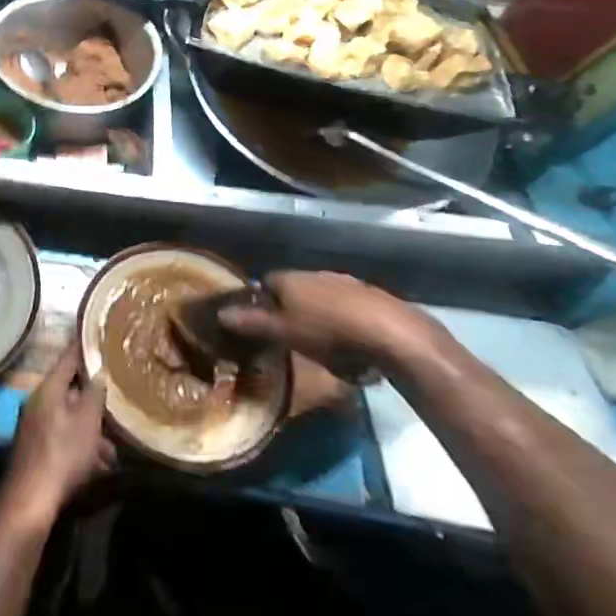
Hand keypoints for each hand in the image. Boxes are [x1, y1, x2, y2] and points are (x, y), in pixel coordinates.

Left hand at [3, 345, 114, 522]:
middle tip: (116, 403)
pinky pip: (63, 438)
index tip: (97, 337)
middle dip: (94, 402)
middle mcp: (38, 401)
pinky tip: (98, 466)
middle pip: (71, 391)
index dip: (83, 348)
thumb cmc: (63, 452)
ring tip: (113, 451)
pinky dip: (81, 447)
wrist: (31, 498)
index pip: (68, 358)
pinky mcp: (36, 448)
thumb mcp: (87, 420)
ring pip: (70, 419)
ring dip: (92, 432)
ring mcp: (35, 425)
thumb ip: (94, 393)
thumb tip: (97, 373)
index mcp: (48, 388)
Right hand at [220, 271, 445, 378]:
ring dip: (318, 314)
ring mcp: (348, 282)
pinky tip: (350, 342)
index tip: (260, 323)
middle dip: (290, 308)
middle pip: (295, 289)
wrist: (395, 335)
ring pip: (322, 297)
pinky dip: (343, 320)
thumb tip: (221, 312)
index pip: (265, 281)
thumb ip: (253, 323)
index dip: (261, 301)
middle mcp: (318, 273)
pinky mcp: (374, 296)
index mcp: (292, 277)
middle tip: (288, 336)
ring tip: (320, 342)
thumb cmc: (330, 332)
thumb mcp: (285, 333)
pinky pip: (347, 306)